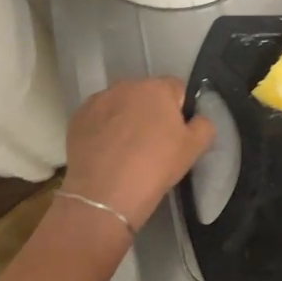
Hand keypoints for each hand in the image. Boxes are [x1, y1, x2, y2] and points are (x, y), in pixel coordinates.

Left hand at [60, 78, 214, 234]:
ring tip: (127, 150)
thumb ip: (204, 125)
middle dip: (151, 112)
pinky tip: (107, 153)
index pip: (176, 89)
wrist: (105, 194)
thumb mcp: (194, 148)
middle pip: (146, 94)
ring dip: (126, 118)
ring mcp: (98, 101)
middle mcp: (126, 86)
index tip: (176, 135)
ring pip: (120, 105)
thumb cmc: (156, 166)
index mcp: (157, 88)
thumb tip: (198, 119)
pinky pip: (98, 118)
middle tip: (153, 143)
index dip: (179, 111)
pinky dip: (104, 129)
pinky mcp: (77, 118)